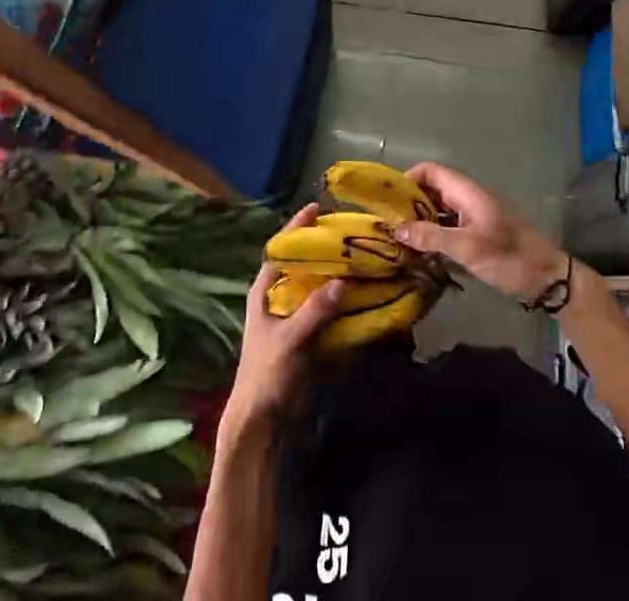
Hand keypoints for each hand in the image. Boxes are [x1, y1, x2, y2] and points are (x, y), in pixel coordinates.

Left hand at [223, 204, 344, 438]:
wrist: (263, 419)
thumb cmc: (266, 374)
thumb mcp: (288, 340)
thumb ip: (314, 311)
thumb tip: (342, 282)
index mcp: (263, 293)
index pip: (279, 251)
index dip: (295, 229)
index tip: (316, 208)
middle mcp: (279, 299)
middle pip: (303, 265)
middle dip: (325, 249)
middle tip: (351, 232)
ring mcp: (295, 317)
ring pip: (318, 286)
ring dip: (338, 273)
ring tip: (363, 257)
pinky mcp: (310, 335)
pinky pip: (330, 310)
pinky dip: (345, 301)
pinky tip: (365, 293)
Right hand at [393, 163, 569, 302]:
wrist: (548, 278)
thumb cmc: (509, 258)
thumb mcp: (467, 248)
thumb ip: (431, 237)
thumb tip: (395, 229)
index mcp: (469, 192)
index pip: (431, 171)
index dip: (408, 179)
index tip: (387, 200)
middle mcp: (470, 197)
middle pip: (433, 188)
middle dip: (409, 201)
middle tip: (388, 223)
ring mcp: (476, 214)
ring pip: (440, 207)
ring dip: (420, 218)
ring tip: (398, 237)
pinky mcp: (480, 231)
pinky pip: (450, 223)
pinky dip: (434, 231)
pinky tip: (421, 249)